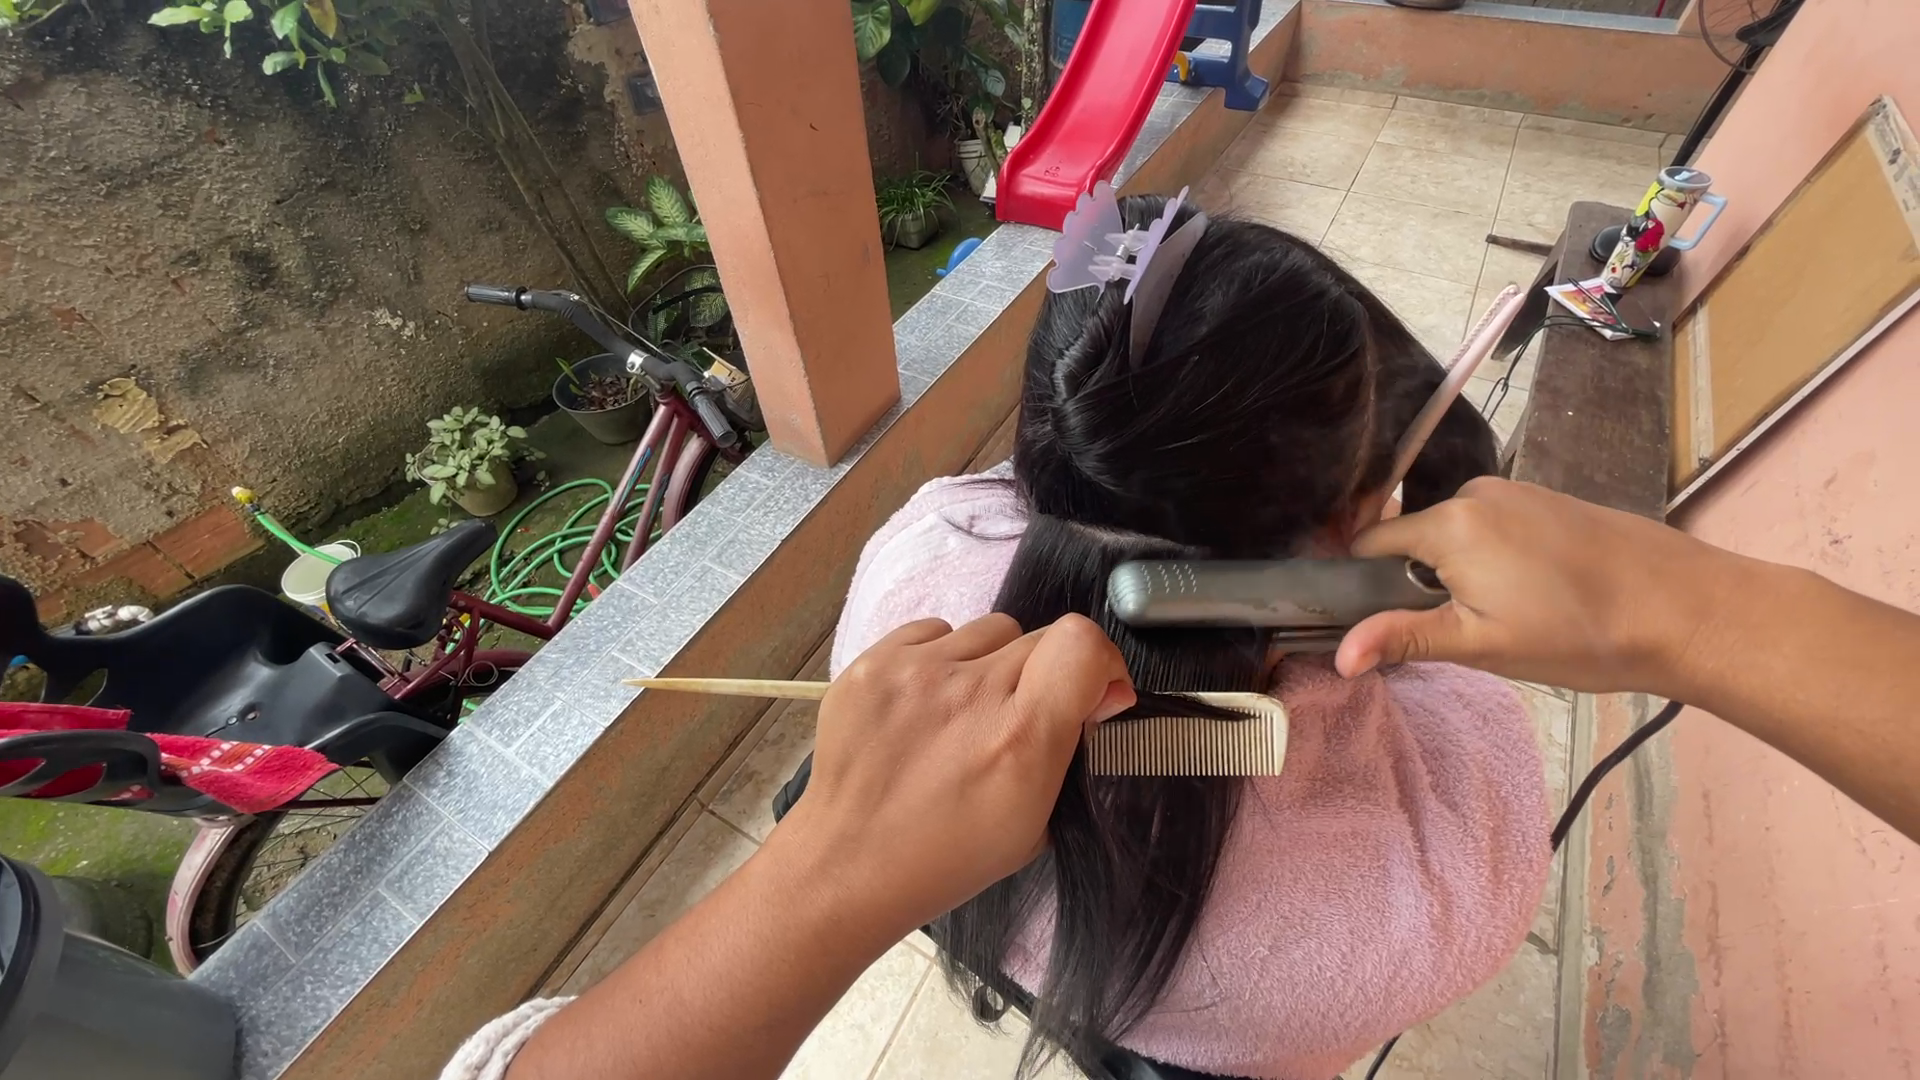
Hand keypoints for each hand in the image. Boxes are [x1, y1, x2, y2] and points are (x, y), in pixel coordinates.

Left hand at [777, 614, 1134, 931]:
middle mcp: (968, 691)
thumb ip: (1073, 747)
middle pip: (1037, 637)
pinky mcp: (872, 661)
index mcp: (1018, 738)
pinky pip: (934, 631)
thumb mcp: (1034, 823)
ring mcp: (914, 670)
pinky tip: (924, 703)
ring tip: (962, 711)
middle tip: (1014, 717)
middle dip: (1042, 674)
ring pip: (987, 629)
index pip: (1081, 642)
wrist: (847, 863)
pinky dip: (941, 658)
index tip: (1092, 689)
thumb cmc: (947, 856)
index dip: (1099, 660)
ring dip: (990, 663)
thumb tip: (1102, 689)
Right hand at [1336, 477, 1755, 696]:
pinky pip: (1488, 523)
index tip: (1394, 617)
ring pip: (1451, 532)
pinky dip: (1490, 552)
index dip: (1368, 582)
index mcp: (1448, 524)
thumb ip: (1403, 638)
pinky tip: (1531, 586)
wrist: (1696, 611)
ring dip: (1455, 566)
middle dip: (1417, 577)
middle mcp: (1473, 492)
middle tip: (1462, 623)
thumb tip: (1338, 656)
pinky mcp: (1544, 497)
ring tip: (1503, 608)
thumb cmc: (1578, 633)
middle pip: (1411, 537)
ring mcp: (1513, 490)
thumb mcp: (1481, 644)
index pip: (1369, 543)